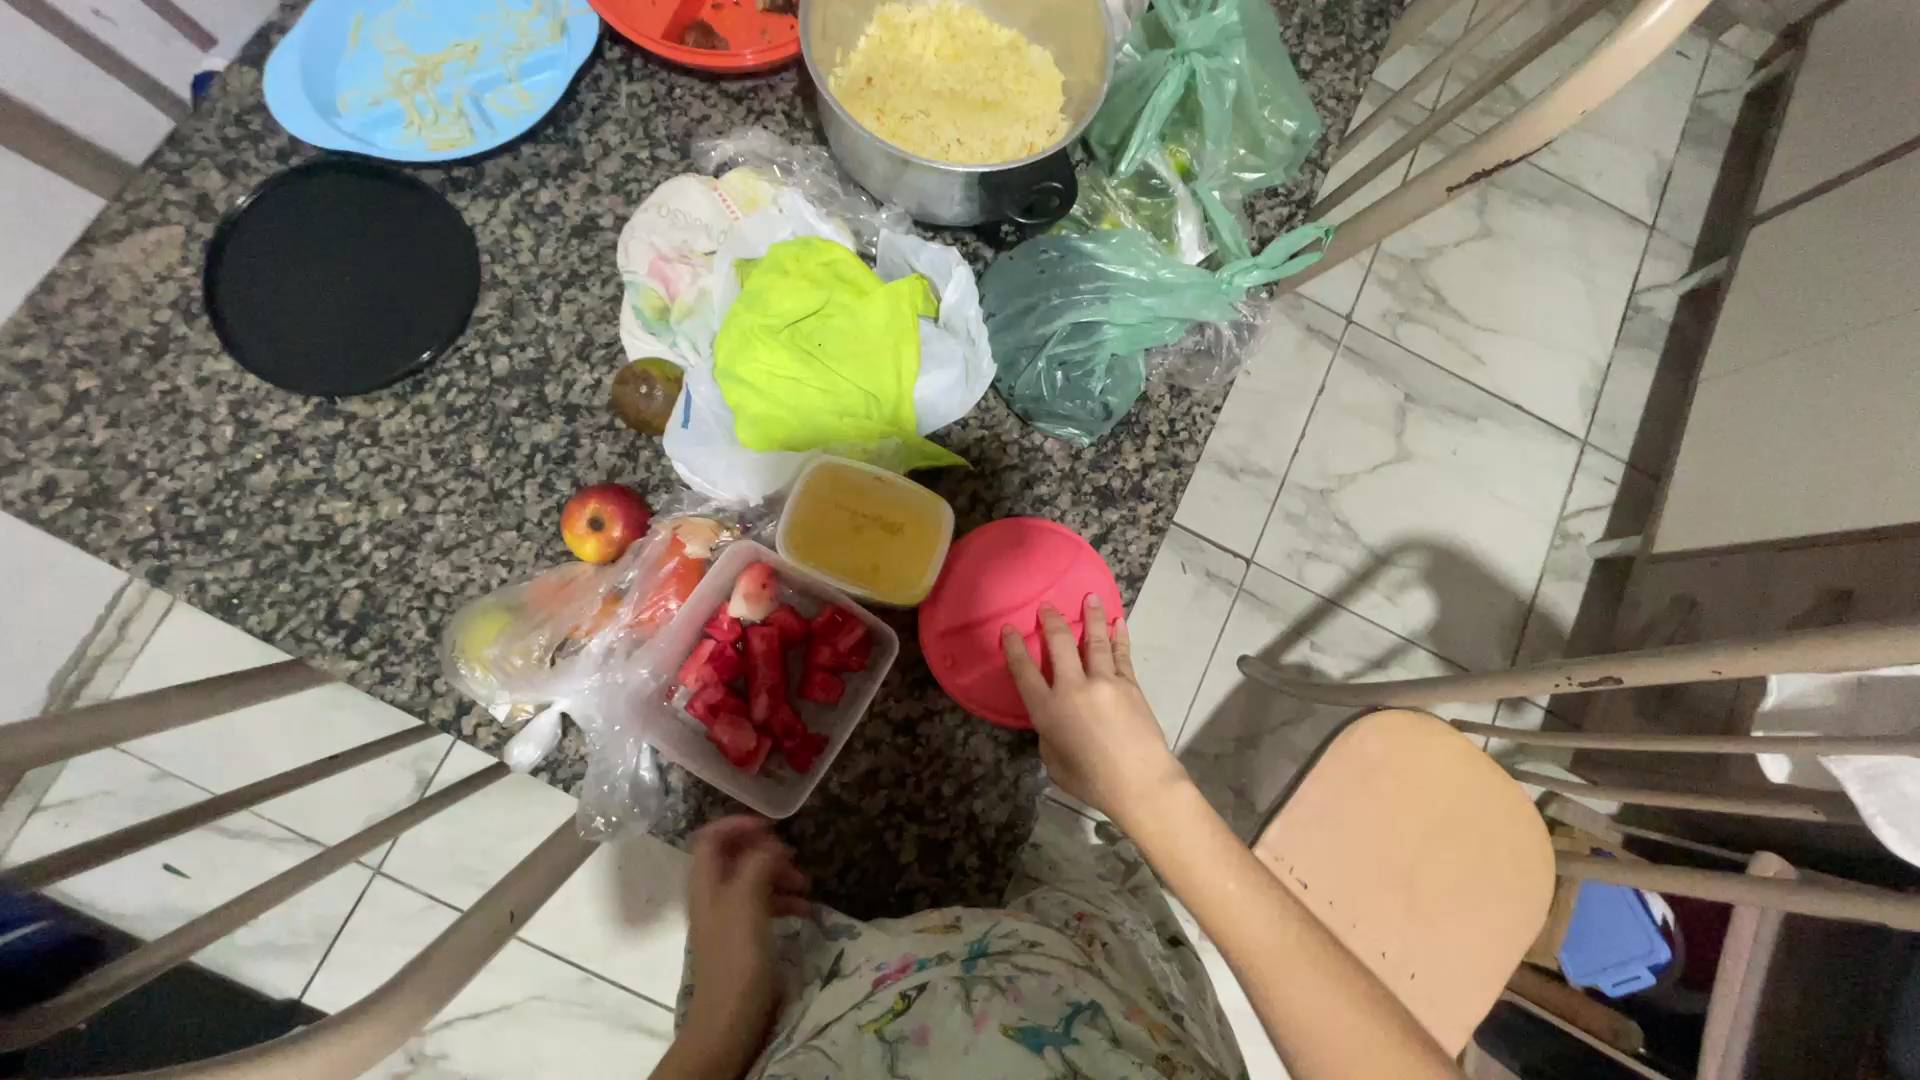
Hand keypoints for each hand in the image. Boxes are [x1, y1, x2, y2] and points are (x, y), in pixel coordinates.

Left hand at [672, 816, 809, 1079]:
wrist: (729, 1020)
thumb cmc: (737, 956)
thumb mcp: (748, 901)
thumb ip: (758, 863)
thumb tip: (772, 844)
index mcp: (706, 882)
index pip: (712, 836)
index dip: (738, 824)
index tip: (772, 827)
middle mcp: (713, 894)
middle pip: (736, 856)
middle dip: (767, 851)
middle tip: (794, 857)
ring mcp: (727, 917)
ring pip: (753, 879)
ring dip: (780, 875)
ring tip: (806, 885)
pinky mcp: (742, 937)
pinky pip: (763, 905)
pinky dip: (783, 901)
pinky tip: (805, 911)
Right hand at [1002, 595, 1190, 826]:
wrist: (1140, 782)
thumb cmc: (1091, 781)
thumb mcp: (1054, 762)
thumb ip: (1050, 736)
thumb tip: (1058, 720)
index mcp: (1048, 710)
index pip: (1024, 670)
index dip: (1015, 647)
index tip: (1009, 628)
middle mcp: (1073, 688)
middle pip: (1059, 644)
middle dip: (1051, 621)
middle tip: (1047, 605)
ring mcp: (1104, 682)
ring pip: (1094, 641)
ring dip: (1091, 617)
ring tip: (1089, 596)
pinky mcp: (1129, 685)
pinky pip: (1121, 654)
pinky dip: (1119, 635)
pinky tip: (1118, 621)